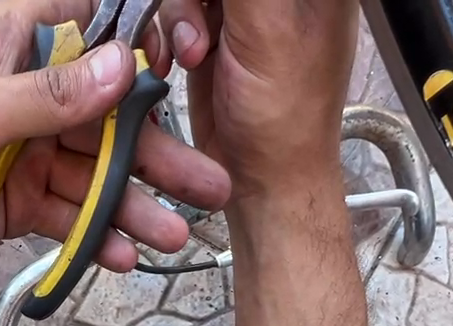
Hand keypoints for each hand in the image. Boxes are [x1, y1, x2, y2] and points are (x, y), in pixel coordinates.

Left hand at [0, 0, 230, 281]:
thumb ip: (47, 94)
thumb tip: (121, 66)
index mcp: (9, 45)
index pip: (87, 28)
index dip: (137, 46)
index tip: (184, 67)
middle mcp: (24, 98)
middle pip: (106, 120)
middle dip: (155, 154)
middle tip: (205, 185)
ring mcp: (23, 154)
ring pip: (92, 176)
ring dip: (132, 206)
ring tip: (172, 234)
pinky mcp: (17, 204)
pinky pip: (67, 217)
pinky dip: (93, 236)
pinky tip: (121, 254)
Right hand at [159, 0, 356, 197]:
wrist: (260, 181)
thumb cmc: (282, 116)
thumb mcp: (268, 25)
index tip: (211, 9)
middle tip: (200, 31)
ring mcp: (244, 10)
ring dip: (179, 13)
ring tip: (192, 53)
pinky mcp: (214, 36)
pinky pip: (179, 12)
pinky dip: (170, 32)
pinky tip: (175, 59)